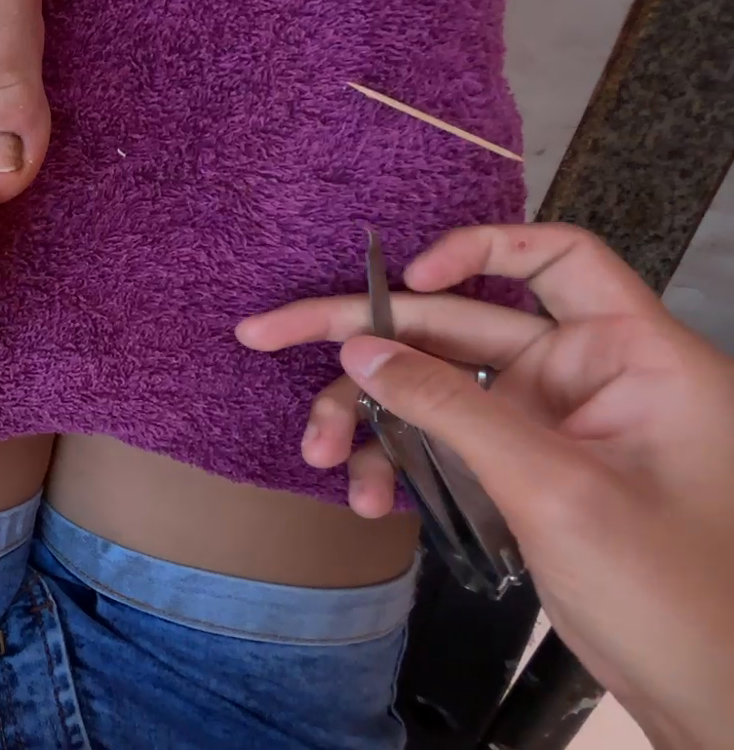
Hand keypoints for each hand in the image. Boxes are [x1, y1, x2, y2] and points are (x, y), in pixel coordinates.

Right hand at [237, 224, 733, 746]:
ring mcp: (535, 419)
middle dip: (352, 339)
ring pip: (419, 383)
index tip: (405, 280)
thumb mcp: (551, 488)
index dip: (476, 251)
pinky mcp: (504, 460)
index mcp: (628, 359)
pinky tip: (367, 497)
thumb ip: (448, 406)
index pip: (557, 260)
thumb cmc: (674, 592)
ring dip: (357, 414)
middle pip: (447, 324)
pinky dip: (386, 459)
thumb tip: (355, 350)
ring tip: (319, 454)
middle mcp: (577, 376)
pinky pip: (425, 435)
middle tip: (261, 335)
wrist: (708, 699)